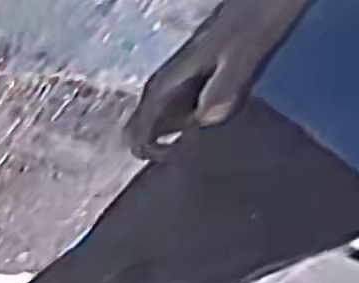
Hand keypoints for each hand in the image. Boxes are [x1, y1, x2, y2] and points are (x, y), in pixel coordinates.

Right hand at [124, 0, 309, 159]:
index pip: (136, 135)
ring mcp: (172, 78)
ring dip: (179, 123)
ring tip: (211, 115)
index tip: (177, 154)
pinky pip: (176, 102)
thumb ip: (224, 89)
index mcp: (163, 88)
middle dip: (162, 139)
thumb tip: (207, 123)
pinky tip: (216, 100)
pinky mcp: (188, 71)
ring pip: (159, 116)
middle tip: (193, 137)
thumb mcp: (246, 52)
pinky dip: (190, 109)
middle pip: (142, 129)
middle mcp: (159, 86)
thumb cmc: (258, 15)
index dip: (151, 151)